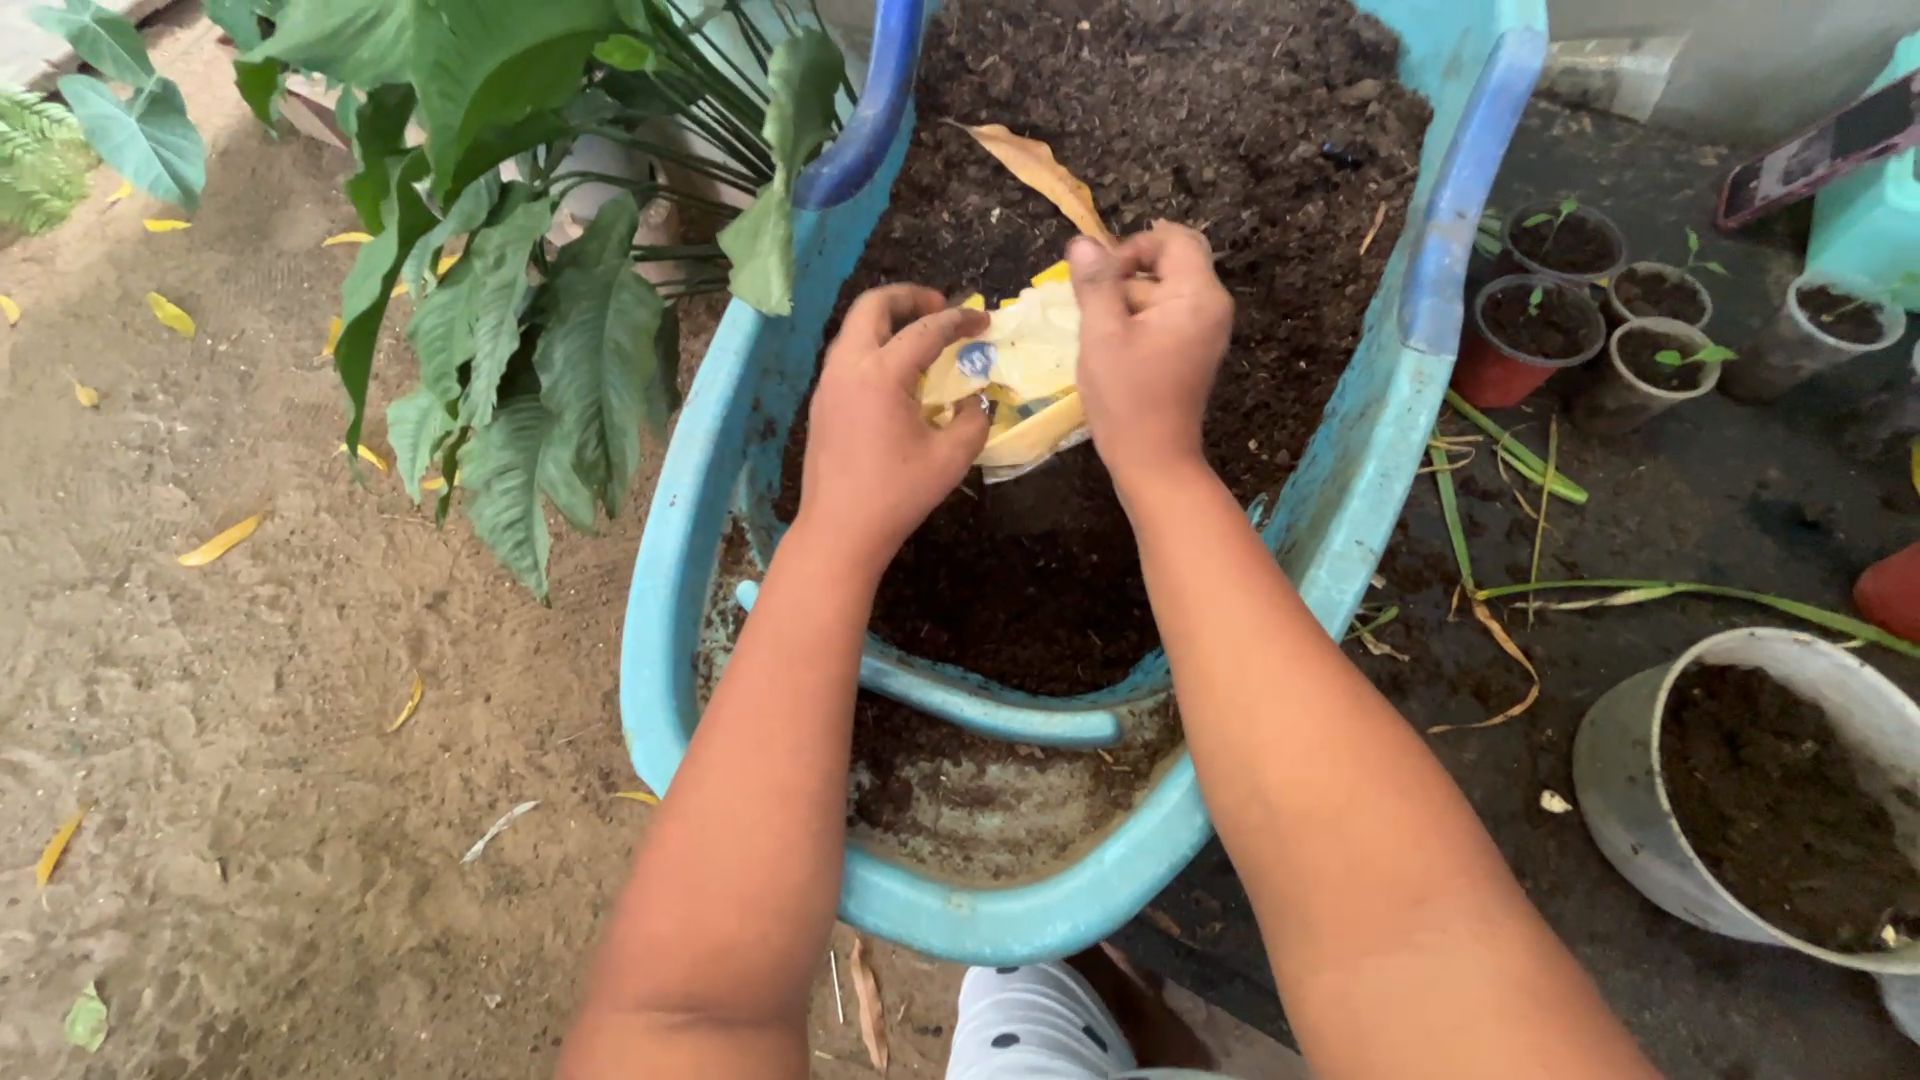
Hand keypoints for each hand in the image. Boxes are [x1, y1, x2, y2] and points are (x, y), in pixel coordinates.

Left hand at [795, 284, 991, 572]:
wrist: (840, 530)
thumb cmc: (897, 495)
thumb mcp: (951, 458)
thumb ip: (973, 419)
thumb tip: (973, 401)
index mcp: (880, 374)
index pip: (926, 329)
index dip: (960, 320)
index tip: (984, 321)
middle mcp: (848, 367)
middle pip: (873, 306)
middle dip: (910, 297)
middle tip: (941, 307)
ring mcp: (828, 384)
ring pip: (854, 329)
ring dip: (888, 321)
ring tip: (920, 338)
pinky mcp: (821, 403)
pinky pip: (847, 356)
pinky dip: (873, 347)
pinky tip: (896, 375)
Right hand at [1068, 222, 1234, 489]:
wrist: (1152, 460)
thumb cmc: (1126, 398)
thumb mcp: (1101, 334)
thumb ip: (1095, 283)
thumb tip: (1083, 242)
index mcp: (1197, 295)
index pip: (1172, 238)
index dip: (1131, 248)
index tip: (1100, 280)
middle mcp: (1211, 307)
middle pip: (1169, 264)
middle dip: (1127, 278)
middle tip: (1096, 310)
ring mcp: (1205, 332)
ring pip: (1163, 293)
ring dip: (1127, 305)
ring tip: (1102, 339)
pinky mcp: (1193, 352)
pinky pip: (1166, 319)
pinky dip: (1138, 325)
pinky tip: (1115, 352)